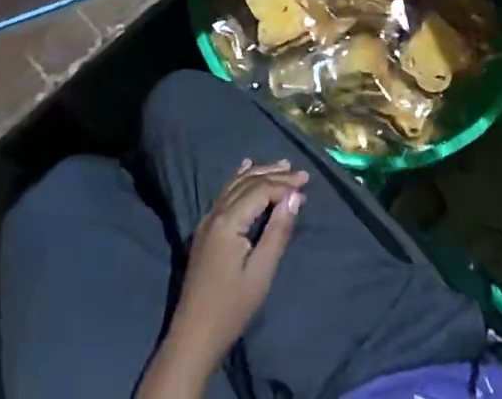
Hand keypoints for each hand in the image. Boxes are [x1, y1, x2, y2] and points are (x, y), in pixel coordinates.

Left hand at [168, 159, 307, 363]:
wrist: (194, 335)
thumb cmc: (232, 307)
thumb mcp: (261, 272)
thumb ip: (277, 231)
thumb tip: (294, 197)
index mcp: (228, 221)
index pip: (260, 190)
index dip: (284, 184)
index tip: (306, 183)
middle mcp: (215, 213)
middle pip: (247, 184)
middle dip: (274, 175)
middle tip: (299, 172)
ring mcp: (207, 221)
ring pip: (234, 185)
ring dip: (258, 174)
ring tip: (280, 165)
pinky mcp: (205, 230)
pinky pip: (225, 194)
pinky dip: (239, 180)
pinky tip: (245, 170)